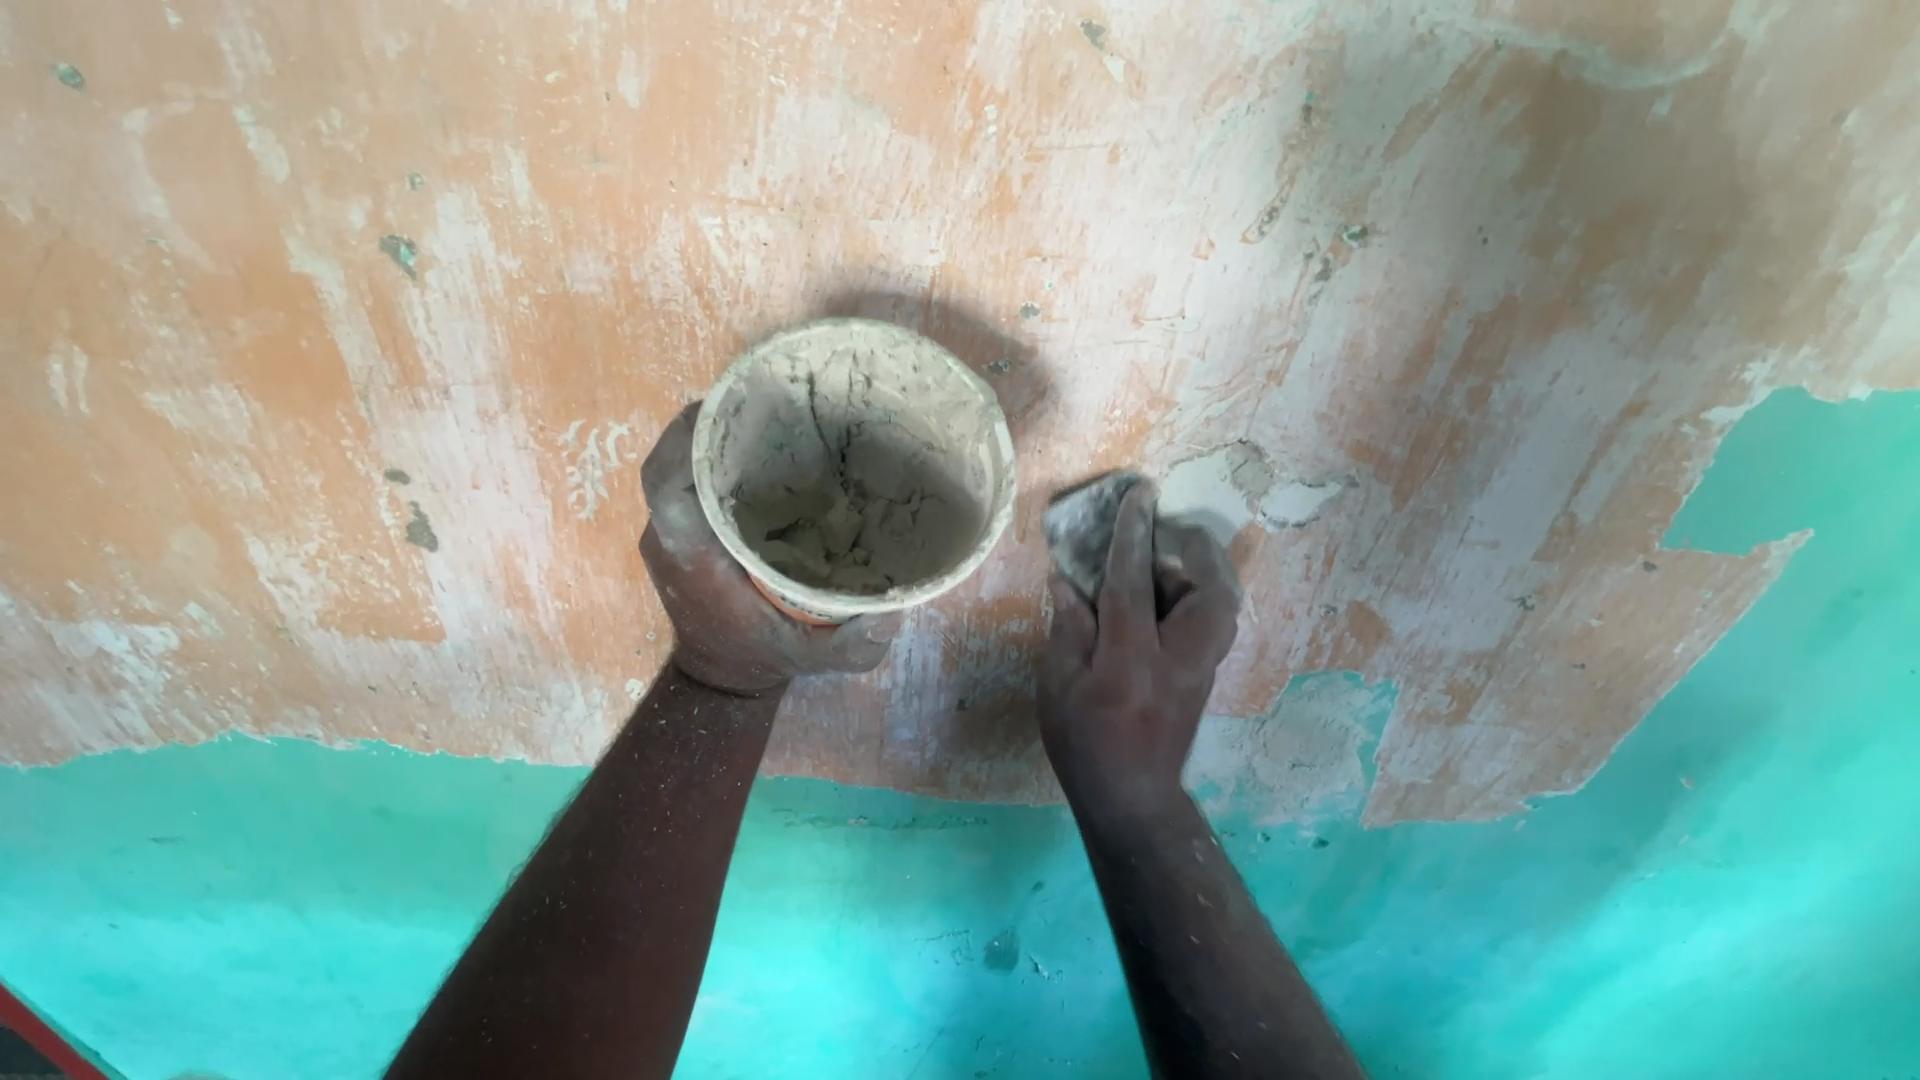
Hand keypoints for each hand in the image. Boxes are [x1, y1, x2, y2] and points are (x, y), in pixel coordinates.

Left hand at [640, 404, 901, 695]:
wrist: (722, 677)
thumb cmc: (760, 657)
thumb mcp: (811, 656)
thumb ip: (852, 644)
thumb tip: (892, 611)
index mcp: (693, 558)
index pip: (666, 487)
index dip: (684, 441)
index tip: (721, 405)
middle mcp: (672, 541)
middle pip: (669, 468)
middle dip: (703, 426)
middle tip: (752, 396)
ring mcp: (671, 537)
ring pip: (676, 473)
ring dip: (705, 440)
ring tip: (755, 413)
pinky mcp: (682, 535)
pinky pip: (686, 486)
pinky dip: (709, 461)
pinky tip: (753, 449)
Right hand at [1039, 482, 1241, 818]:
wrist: (1133, 798)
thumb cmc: (1084, 743)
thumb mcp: (1058, 686)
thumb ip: (1069, 629)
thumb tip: (1068, 580)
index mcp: (1130, 663)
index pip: (1133, 586)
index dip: (1132, 538)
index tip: (1139, 496)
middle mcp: (1178, 661)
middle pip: (1211, 594)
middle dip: (1197, 552)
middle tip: (1166, 532)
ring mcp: (1202, 671)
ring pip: (1223, 606)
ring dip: (1199, 573)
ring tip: (1163, 563)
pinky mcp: (1207, 677)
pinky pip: (1214, 622)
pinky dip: (1197, 597)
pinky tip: (1167, 597)